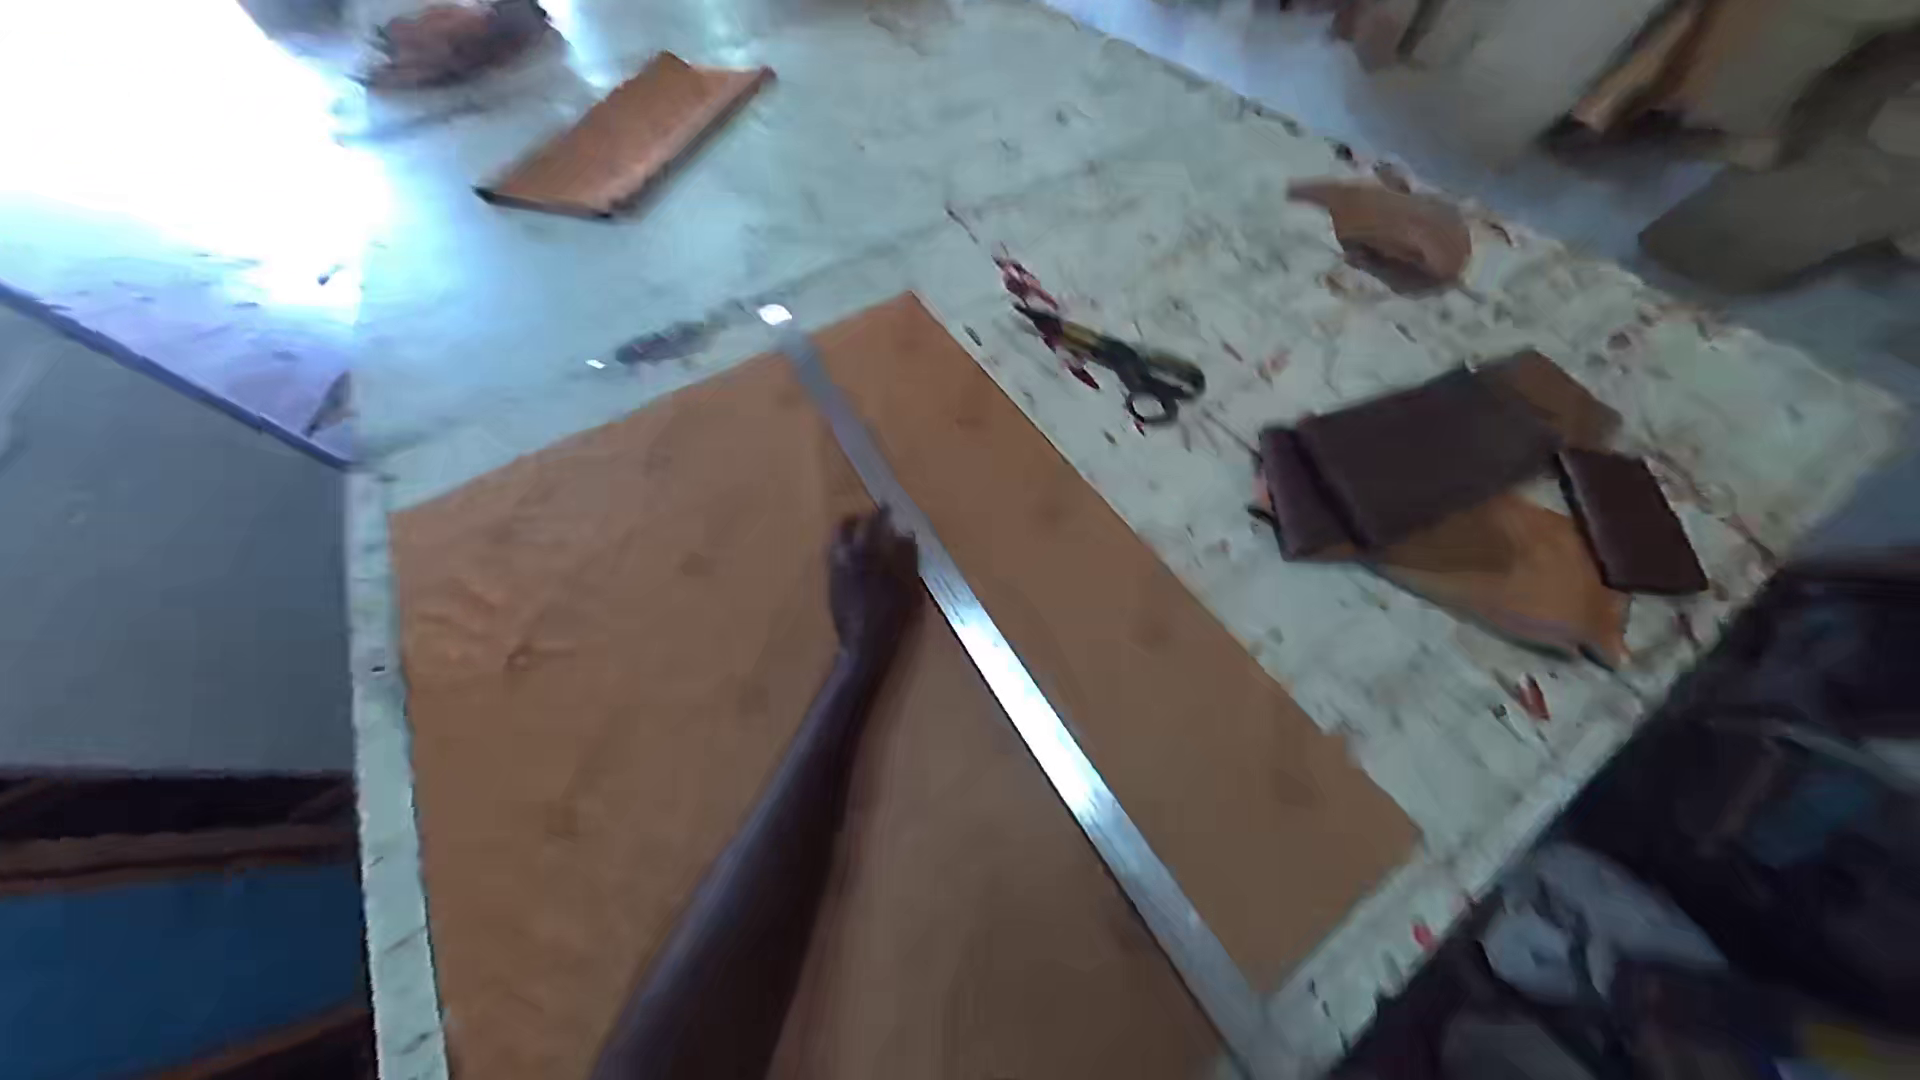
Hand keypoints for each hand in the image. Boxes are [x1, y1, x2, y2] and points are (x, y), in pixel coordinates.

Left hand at [829, 508, 920, 662]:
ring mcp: (833, 571)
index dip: (881, 513)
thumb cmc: (890, 615)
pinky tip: (857, 559)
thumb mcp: (906, 585)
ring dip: (848, 533)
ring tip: (863, 536)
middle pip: (843, 527)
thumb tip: (906, 533)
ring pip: (835, 542)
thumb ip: (906, 556)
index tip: (888, 507)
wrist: (862, 644)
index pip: (871, 523)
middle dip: (856, 519)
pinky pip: (834, 557)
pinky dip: (844, 549)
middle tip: (870, 518)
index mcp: (864, 554)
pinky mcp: (830, 584)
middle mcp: (843, 558)